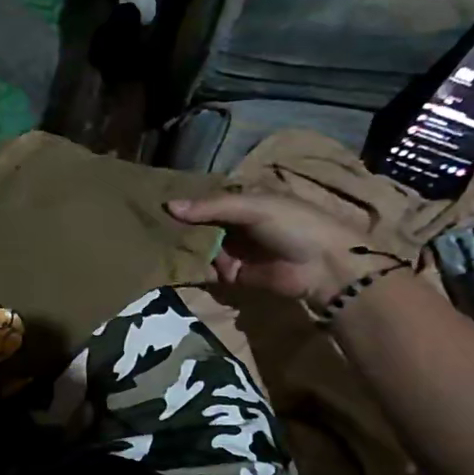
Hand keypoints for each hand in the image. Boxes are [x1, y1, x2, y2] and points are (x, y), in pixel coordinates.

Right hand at [167, 193, 390, 307]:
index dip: (183, 201)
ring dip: (184, 248)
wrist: (325, 268)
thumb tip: (168, 206)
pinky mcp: (232, 275)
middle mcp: (234, 225)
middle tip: (149, 227)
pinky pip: (207, 270)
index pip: (205, 199)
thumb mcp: (254, 207)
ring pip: (199, 247)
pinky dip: (194, 269)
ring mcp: (233, 250)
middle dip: (178, 227)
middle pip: (198, 225)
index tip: (153, 201)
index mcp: (242, 202)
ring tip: (157, 246)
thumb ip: (212, 207)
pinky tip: (174, 264)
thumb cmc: (294, 226)